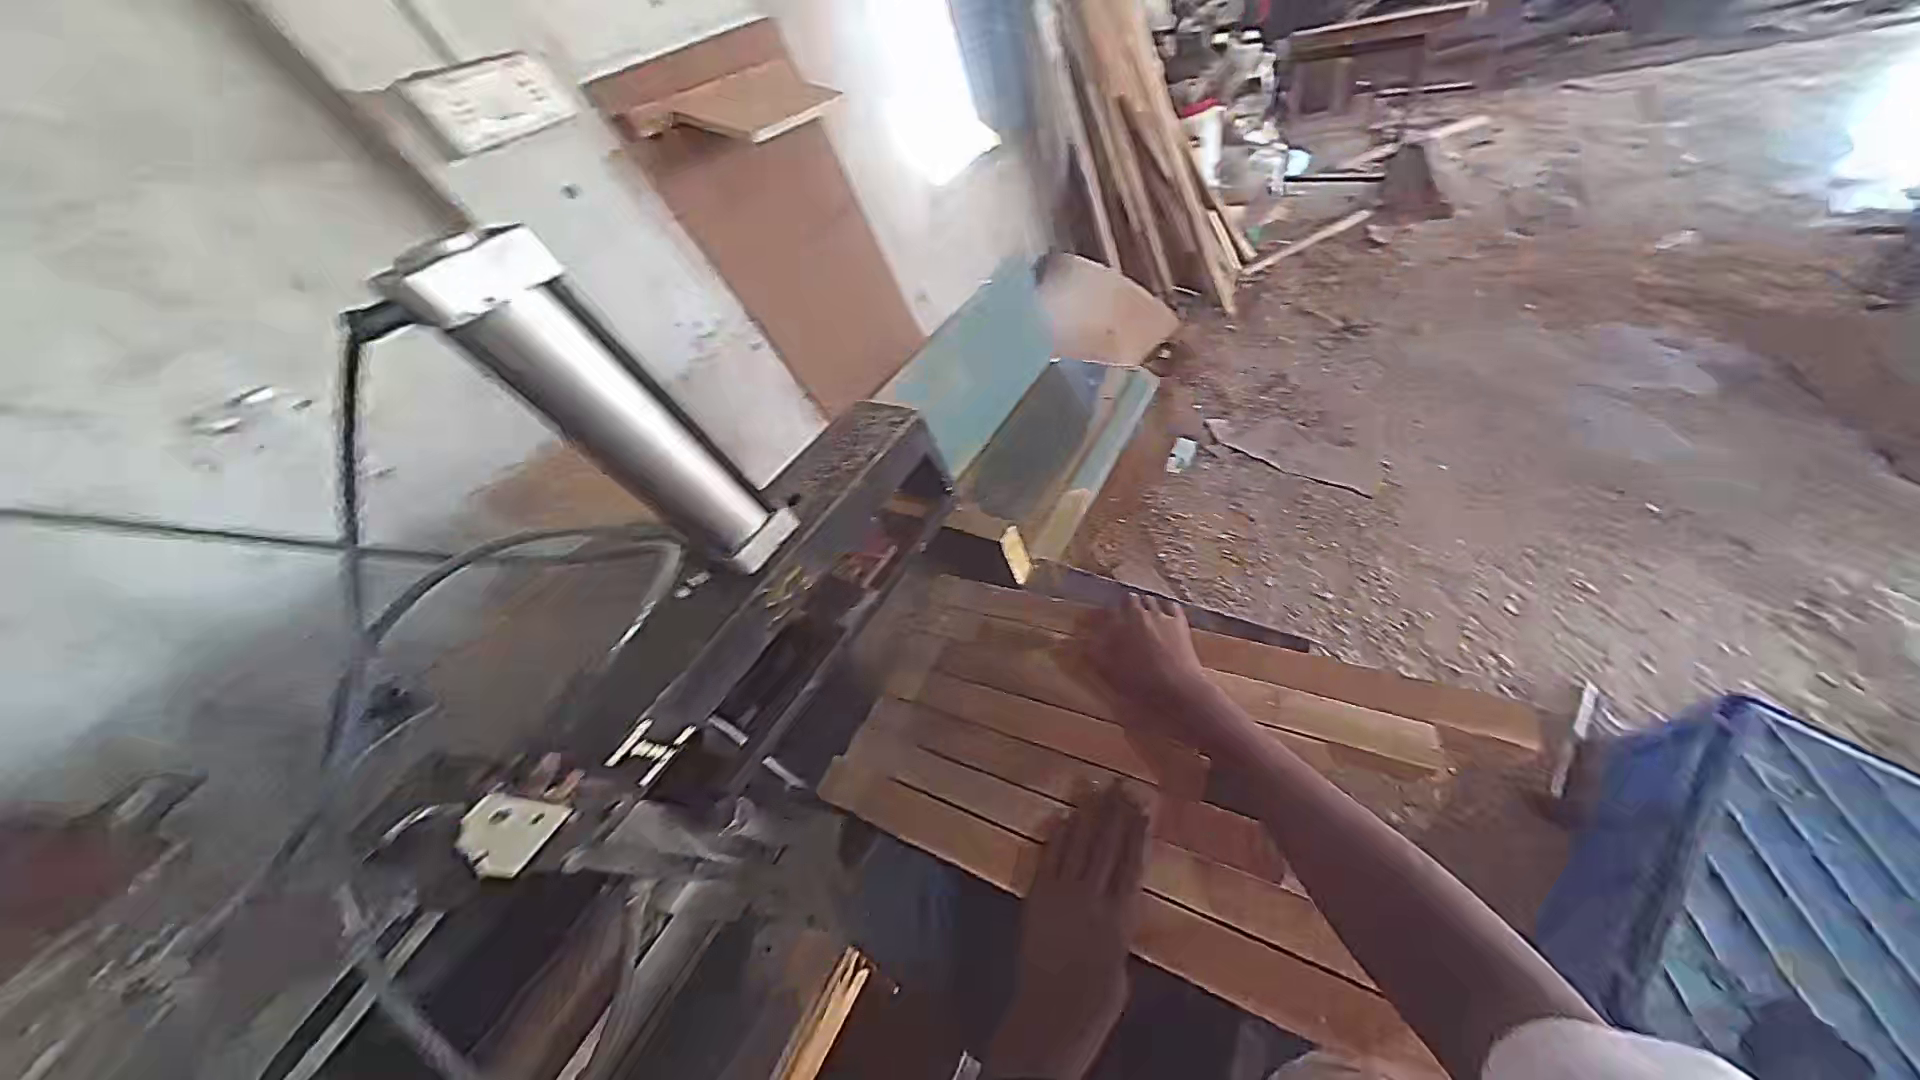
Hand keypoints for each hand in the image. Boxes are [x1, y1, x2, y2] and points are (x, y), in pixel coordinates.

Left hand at [986, 785, 1148, 1079]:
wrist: (1052, 1015)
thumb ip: (1119, 926)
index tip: (1142, 806)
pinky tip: (1065, 816)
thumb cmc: (1096, 1001)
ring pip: (1079, 843)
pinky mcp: (1039, 894)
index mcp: (1121, 916)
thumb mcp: (1121, 963)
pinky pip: (1050, 856)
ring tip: (1096, 789)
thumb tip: (1116, 901)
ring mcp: (1063, 892)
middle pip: (1107, 844)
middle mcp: (1094, 896)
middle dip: (1115, 812)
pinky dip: (1058, 834)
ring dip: (1088, 814)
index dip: (1137, 832)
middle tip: (1121, 785)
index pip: (1132, 862)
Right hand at [1067, 594, 1213, 726]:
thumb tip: (1075, 640)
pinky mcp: (1179, 622)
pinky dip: (1166, 607)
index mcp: (1117, 625)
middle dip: (1123, 605)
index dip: (1098, 615)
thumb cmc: (1138, 683)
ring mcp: (1160, 615)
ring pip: (1149, 600)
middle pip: (1127, 600)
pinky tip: (1166, 613)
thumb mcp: (1108, 669)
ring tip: (1143, 612)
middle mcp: (1137, 614)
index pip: (1103, 612)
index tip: (1095, 620)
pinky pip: (1171, 606)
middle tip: (1122, 614)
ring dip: (1144, 604)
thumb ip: (1091, 651)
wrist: (1177, 689)